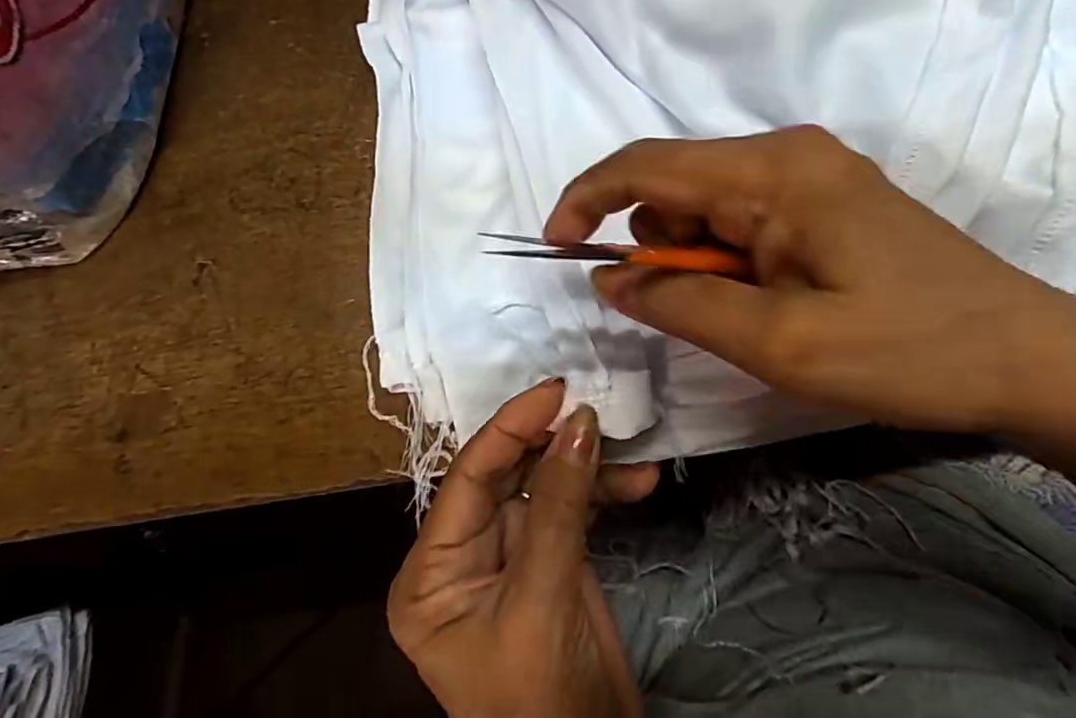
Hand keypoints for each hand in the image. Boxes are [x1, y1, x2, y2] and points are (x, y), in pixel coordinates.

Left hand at [388, 381, 658, 717]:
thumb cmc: (538, 694)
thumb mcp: (542, 596)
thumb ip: (558, 503)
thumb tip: (579, 420)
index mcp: (433, 570)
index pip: (468, 476)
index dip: (511, 426)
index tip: (557, 389)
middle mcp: (466, 553)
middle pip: (510, 473)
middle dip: (556, 442)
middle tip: (601, 410)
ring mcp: (513, 554)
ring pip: (548, 483)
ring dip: (592, 466)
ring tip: (633, 451)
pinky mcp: (554, 559)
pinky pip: (575, 506)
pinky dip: (607, 491)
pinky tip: (642, 481)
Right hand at [544, 126, 1075, 461]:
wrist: (1030, 355)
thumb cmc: (912, 350)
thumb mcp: (784, 343)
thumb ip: (685, 305)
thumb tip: (612, 278)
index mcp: (777, 171)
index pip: (650, 164)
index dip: (590, 198)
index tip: (556, 246)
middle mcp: (791, 152)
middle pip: (681, 183)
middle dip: (660, 247)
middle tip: (698, 316)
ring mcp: (815, 172)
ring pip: (713, 203)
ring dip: (701, 259)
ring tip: (754, 316)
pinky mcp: (831, 199)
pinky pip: (751, 217)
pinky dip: (735, 259)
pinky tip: (774, 300)